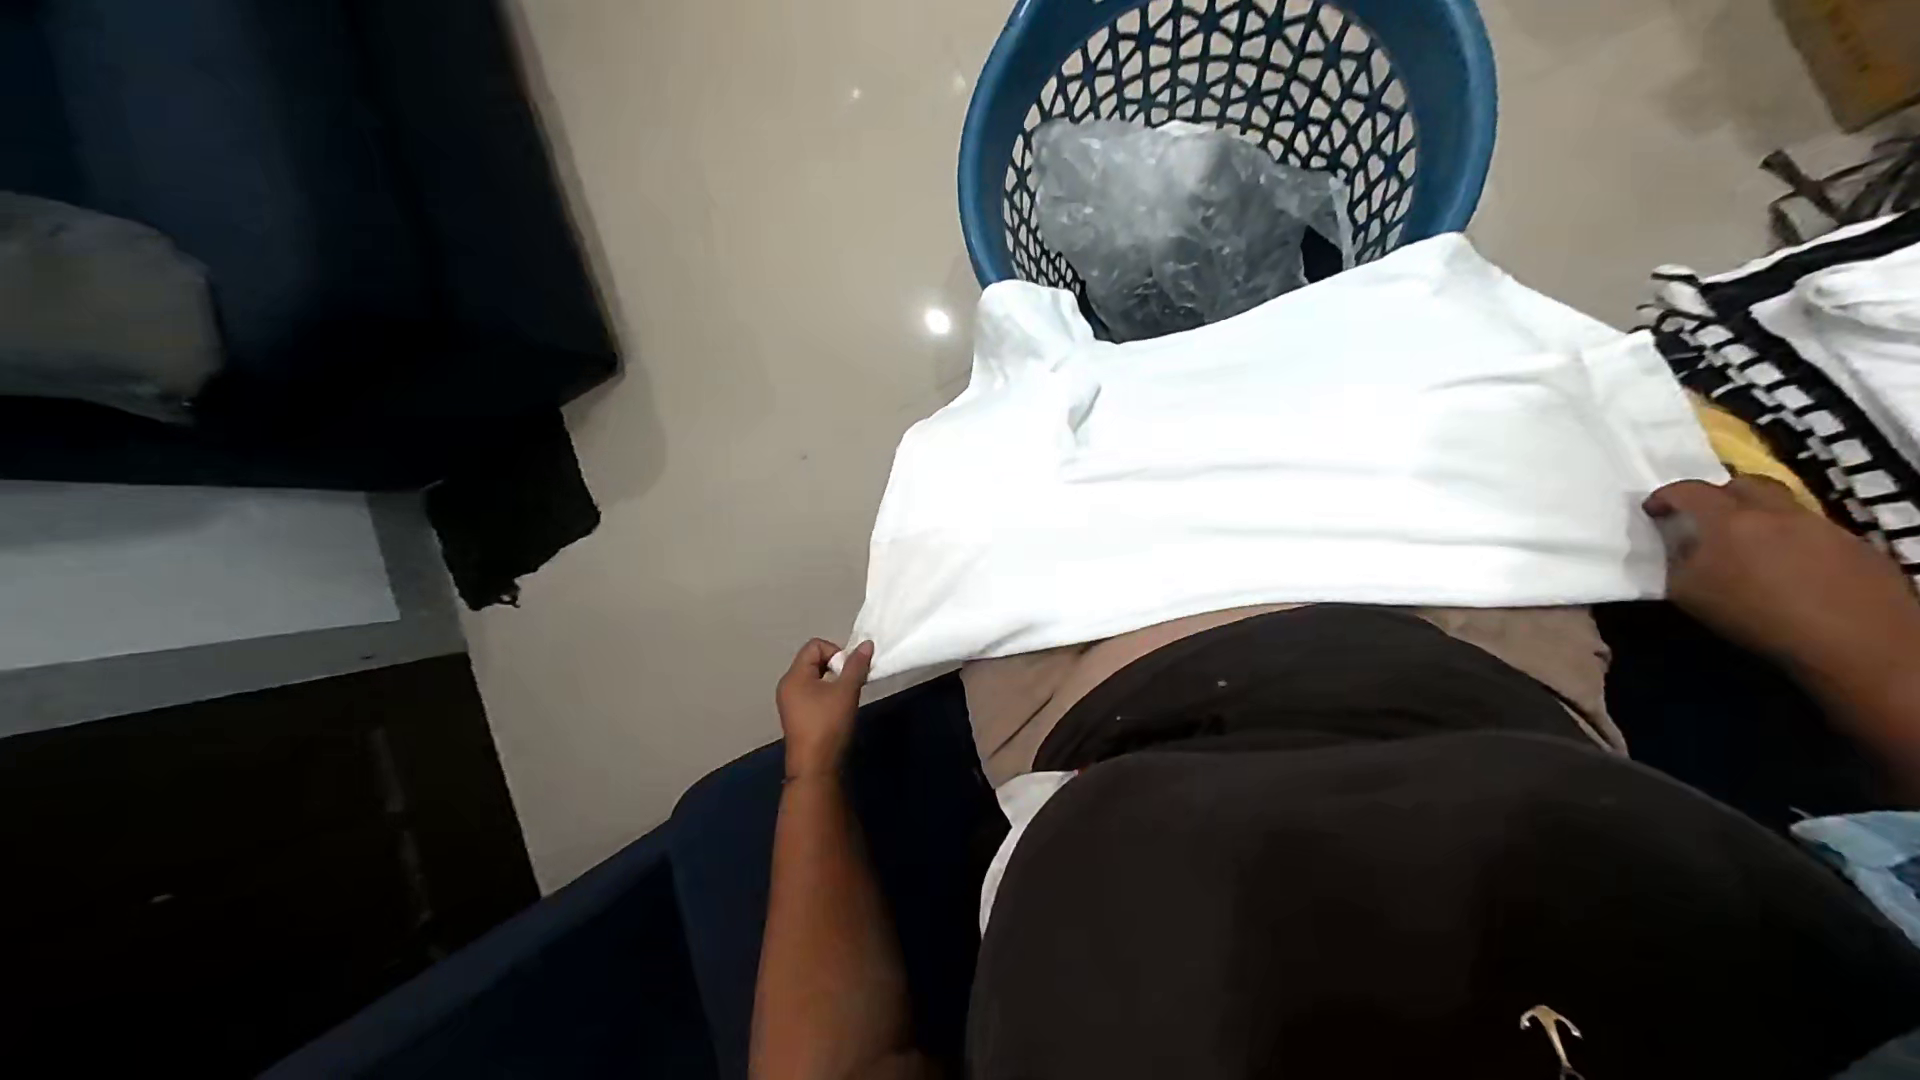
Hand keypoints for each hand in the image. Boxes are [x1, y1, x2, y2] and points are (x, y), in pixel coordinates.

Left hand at [775, 639, 873, 778]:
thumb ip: (856, 665)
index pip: (815, 645)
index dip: (835, 651)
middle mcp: (788, 685)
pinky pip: (812, 691)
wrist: (816, 767)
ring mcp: (791, 701)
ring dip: (834, 680)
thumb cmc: (828, 725)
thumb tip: (867, 644)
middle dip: (836, 665)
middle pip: (814, 659)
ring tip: (847, 695)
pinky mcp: (797, 714)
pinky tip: (839, 707)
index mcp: (794, 676)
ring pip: (815, 676)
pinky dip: (827, 692)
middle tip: (850, 682)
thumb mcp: (846, 692)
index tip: (848, 670)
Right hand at [1645, 476, 1919, 672]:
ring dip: (1757, 518)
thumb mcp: (1688, 591)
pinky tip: (1787, 568)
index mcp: (1730, 521)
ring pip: (1782, 507)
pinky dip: (1790, 539)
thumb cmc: (1755, 615)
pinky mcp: (1856, 545)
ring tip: (1747, 547)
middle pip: (1745, 484)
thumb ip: (1678, 559)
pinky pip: (1812, 530)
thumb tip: (1681, 545)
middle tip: (1703, 516)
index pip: (1689, 490)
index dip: (1665, 496)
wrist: (1854, 640)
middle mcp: (1778, 513)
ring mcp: (1823, 526)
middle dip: (1718, 494)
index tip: (1654, 511)